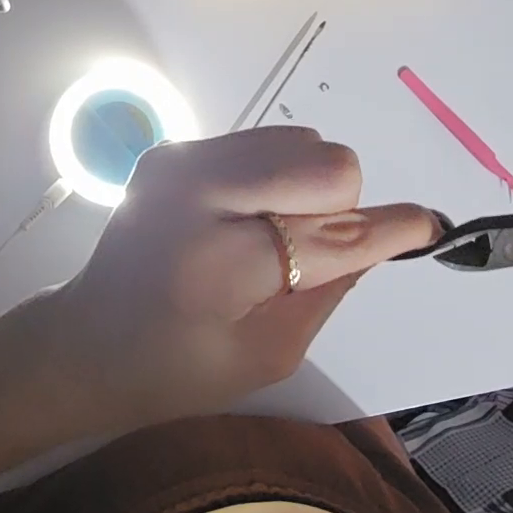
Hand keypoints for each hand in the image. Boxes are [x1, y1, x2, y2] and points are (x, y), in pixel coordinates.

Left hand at [38, 126, 439, 429]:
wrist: (86, 337)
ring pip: (298, 142)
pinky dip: (276, 177)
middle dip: (337, 207)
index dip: (386, 228)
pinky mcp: (175, 147)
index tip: (426, 224)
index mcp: (214, 262)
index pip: (328, 233)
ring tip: (267, 238)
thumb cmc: (174, 370)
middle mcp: (195, 190)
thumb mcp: (265, 354)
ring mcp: (180, 159)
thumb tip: (382, 234)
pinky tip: (242, 217)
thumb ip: (330, 289)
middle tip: (303, 254)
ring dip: (306, 188)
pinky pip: (264, 142)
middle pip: (322, 162)